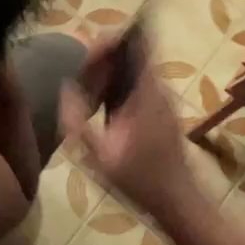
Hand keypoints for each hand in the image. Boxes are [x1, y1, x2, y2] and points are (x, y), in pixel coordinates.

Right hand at [59, 31, 195, 219]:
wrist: (179, 202)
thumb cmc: (140, 180)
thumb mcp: (99, 154)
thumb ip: (77, 120)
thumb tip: (65, 88)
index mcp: (146, 92)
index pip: (132, 44)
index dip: (106, 42)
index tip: (83, 59)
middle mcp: (158, 87)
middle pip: (129, 53)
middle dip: (100, 59)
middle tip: (79, 81)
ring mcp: (162, 97)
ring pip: (132, 67)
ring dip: (107, 73)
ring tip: (85, 94)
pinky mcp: (161, 108)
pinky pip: (135, 82)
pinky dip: (116, 85)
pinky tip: (100, 108)